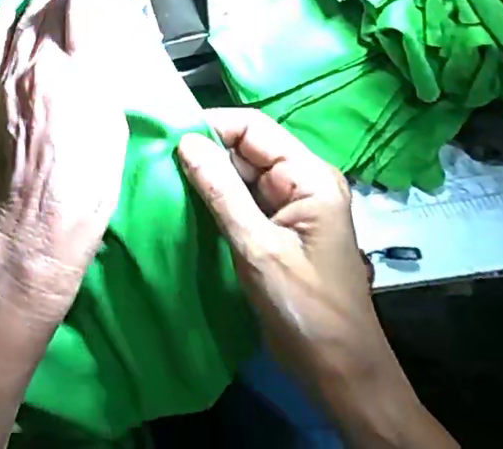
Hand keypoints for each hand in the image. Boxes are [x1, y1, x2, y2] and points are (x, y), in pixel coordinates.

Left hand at [0, 0, 132, 318]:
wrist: (34, 217)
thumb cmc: (89, 181)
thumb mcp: (112, 122)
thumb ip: (103, 75)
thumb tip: (99, 42)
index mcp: (75, 71)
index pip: (78, 13)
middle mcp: (38, 63)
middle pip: (48, 12)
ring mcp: (9, 75)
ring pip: (20, 23)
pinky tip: (3, 8)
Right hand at [176, 109, 454, 448]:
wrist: (342, 377)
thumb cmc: (309, 312)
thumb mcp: (259, 249)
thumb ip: (221, 191)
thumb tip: (184, 140)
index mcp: (309, 177)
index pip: (252, 127)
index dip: (210, 125)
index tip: (168, 140)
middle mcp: (301, 180)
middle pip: (243, 145)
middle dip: (203, 151)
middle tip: (161, 164)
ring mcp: (289, 202)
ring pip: (236, 169)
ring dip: (205, 175)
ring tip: (167, 182)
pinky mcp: (276, 224)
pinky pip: (238, 195)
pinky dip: (213, 196)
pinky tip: (187, 204)